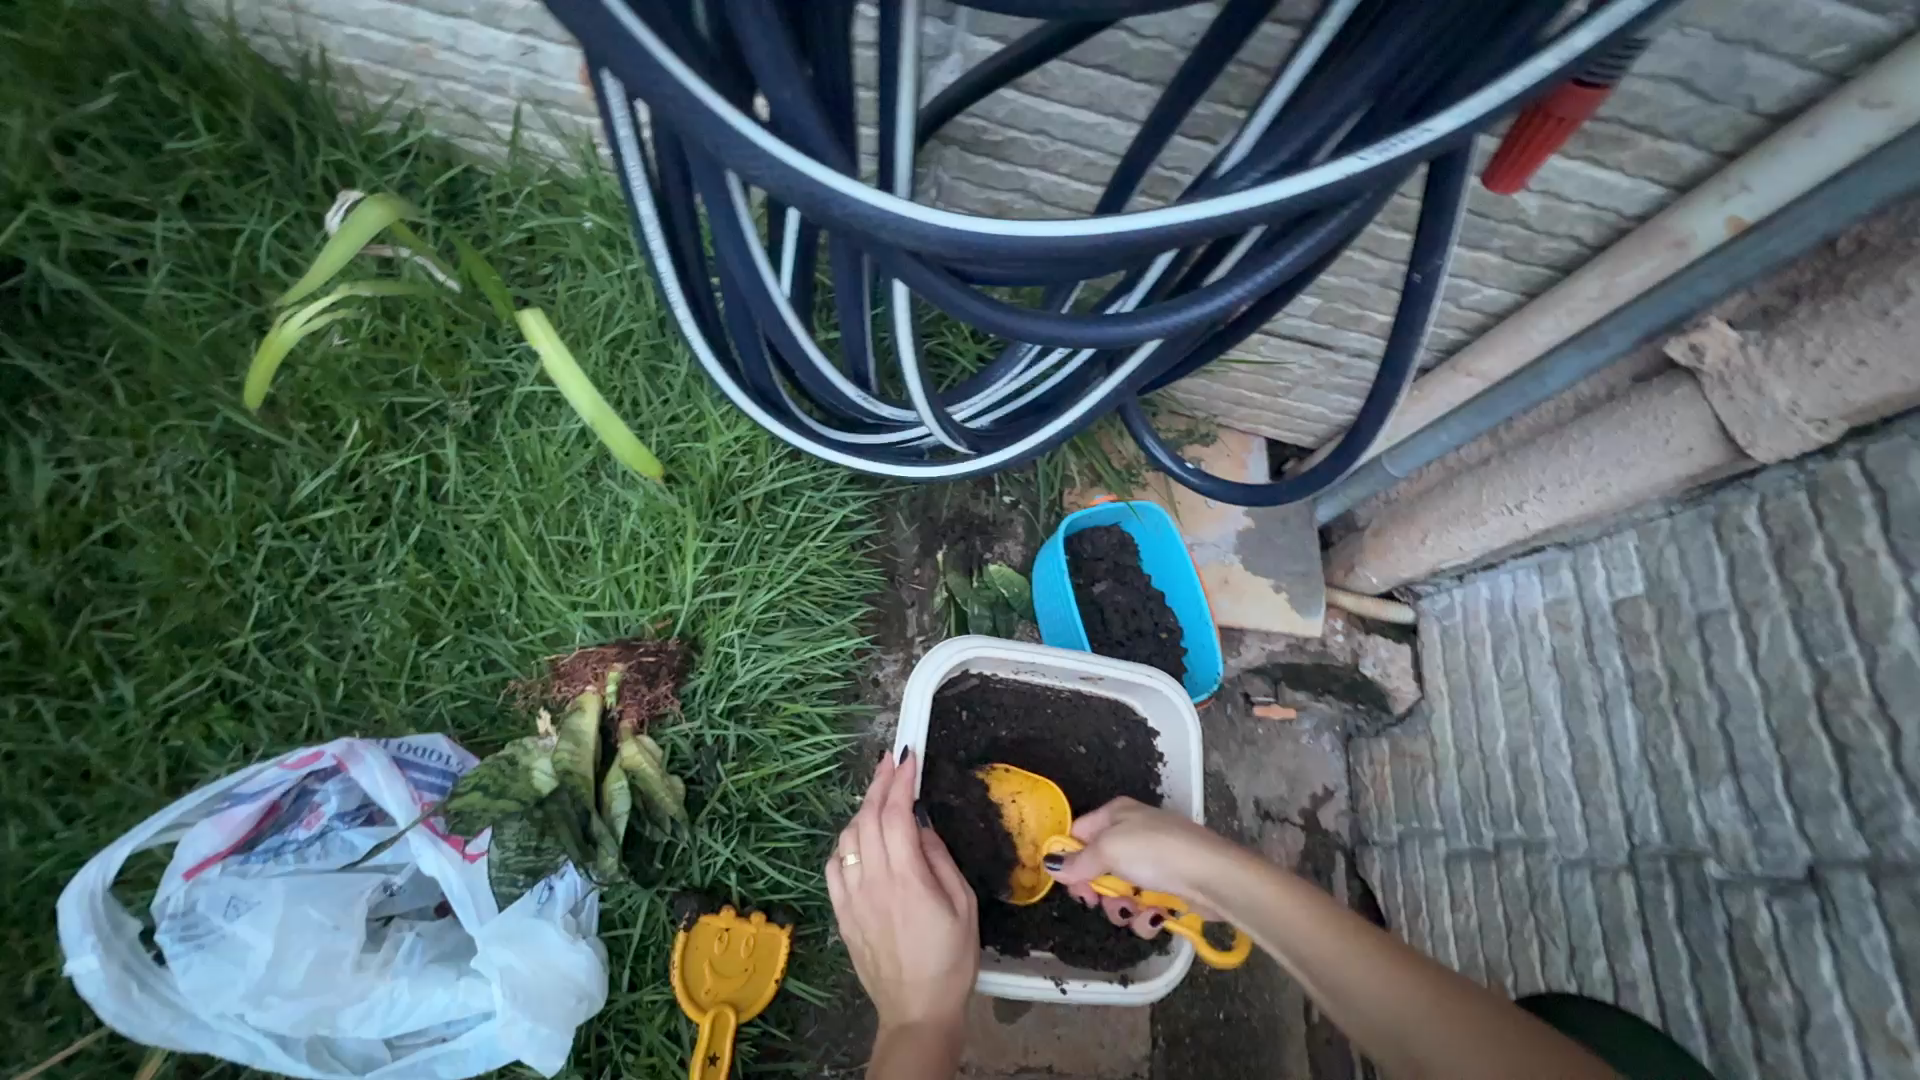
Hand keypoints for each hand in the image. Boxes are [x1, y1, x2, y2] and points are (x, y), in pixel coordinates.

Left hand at [827, 750, 978, 1035]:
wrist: (917, 1010)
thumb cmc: (951, 959)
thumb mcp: (963, 904)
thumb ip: (939, 859)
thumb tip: (921, 825)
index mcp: (907, 879)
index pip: (896, 815)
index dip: (901, 782)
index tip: (909, 758)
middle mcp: (873, 882)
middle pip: (867, 818)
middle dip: (879, 784)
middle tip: (892, 761)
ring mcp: (852, 898)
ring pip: (847, 838)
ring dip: (862, 809)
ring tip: (879, 795)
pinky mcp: (841, 914)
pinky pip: (833, 867)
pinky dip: (845, 843)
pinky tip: (858, 837)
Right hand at [1044, 797, 1238, 937]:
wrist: (1212, 875)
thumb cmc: (1156, 852)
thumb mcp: (1109, 850)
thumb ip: (1078, 861)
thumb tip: (1050, 864)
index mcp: (1115, 814)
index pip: (1079, 834)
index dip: (1070, 859)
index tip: (1070, 885)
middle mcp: (1131, 833)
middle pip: (1097, 866)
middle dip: (1098, 890)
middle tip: (1101, 902)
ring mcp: (1151, 861)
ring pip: (1120, 890)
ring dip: (1122, 908)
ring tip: (1133, 911)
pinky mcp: (1168, 886)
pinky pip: (1144, 903)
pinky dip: (1145, 915)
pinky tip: (1154, 918)